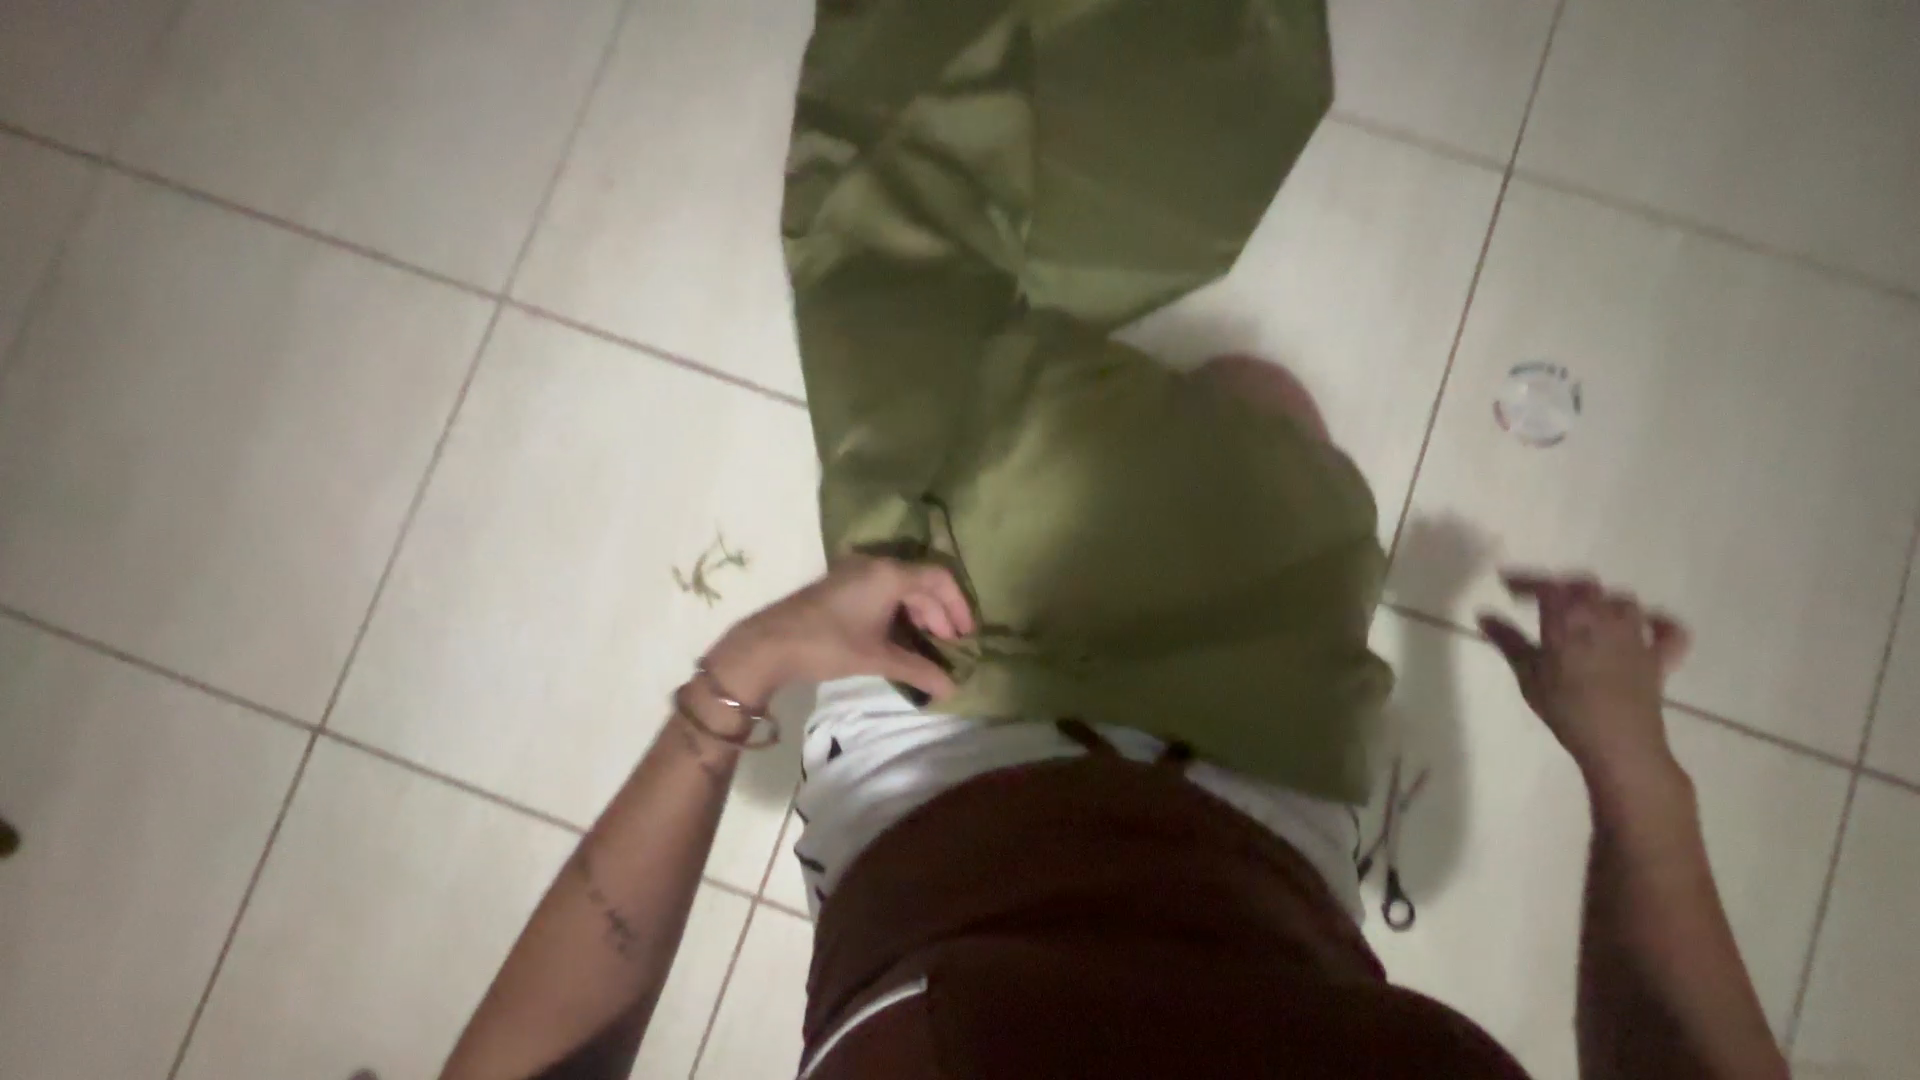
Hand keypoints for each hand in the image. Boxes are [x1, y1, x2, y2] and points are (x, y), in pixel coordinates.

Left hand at [702, 555, 974, 706]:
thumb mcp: (877, 658)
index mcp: (889, 574)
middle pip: (921, 581)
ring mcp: (855, 571)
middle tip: (948, 645)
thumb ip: (918, 670)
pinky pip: (883, 588)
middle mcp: (875, 564)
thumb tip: (951, 689)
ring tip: (927, 642)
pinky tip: (899, 634)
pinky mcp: (841, 582)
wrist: (768, 644)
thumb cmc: (827, 645)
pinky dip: (898, 608)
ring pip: (901, 585)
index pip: (939, 578)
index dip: (958, 605)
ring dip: (919, 611)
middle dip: (939, 613)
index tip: (966, 634)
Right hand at [1478, 573, 1690, 784]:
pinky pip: (1669, 632)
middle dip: (1561, 586)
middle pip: (1586, 586)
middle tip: (1539, 598)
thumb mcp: (1527, 675)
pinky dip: (1658, 624)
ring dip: (1601, 601)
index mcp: (1569, 622)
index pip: (1548, 586)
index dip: (1526, 580)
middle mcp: (1605, 620)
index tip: (1505, 584)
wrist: (1618, 744)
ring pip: (1623, 602)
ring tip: (1583, 612)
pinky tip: (1643, 626)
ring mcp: (1637, 638)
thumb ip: (1507, 642)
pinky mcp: (1660, 659)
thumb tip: (1484, 615)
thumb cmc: (1565, 709)